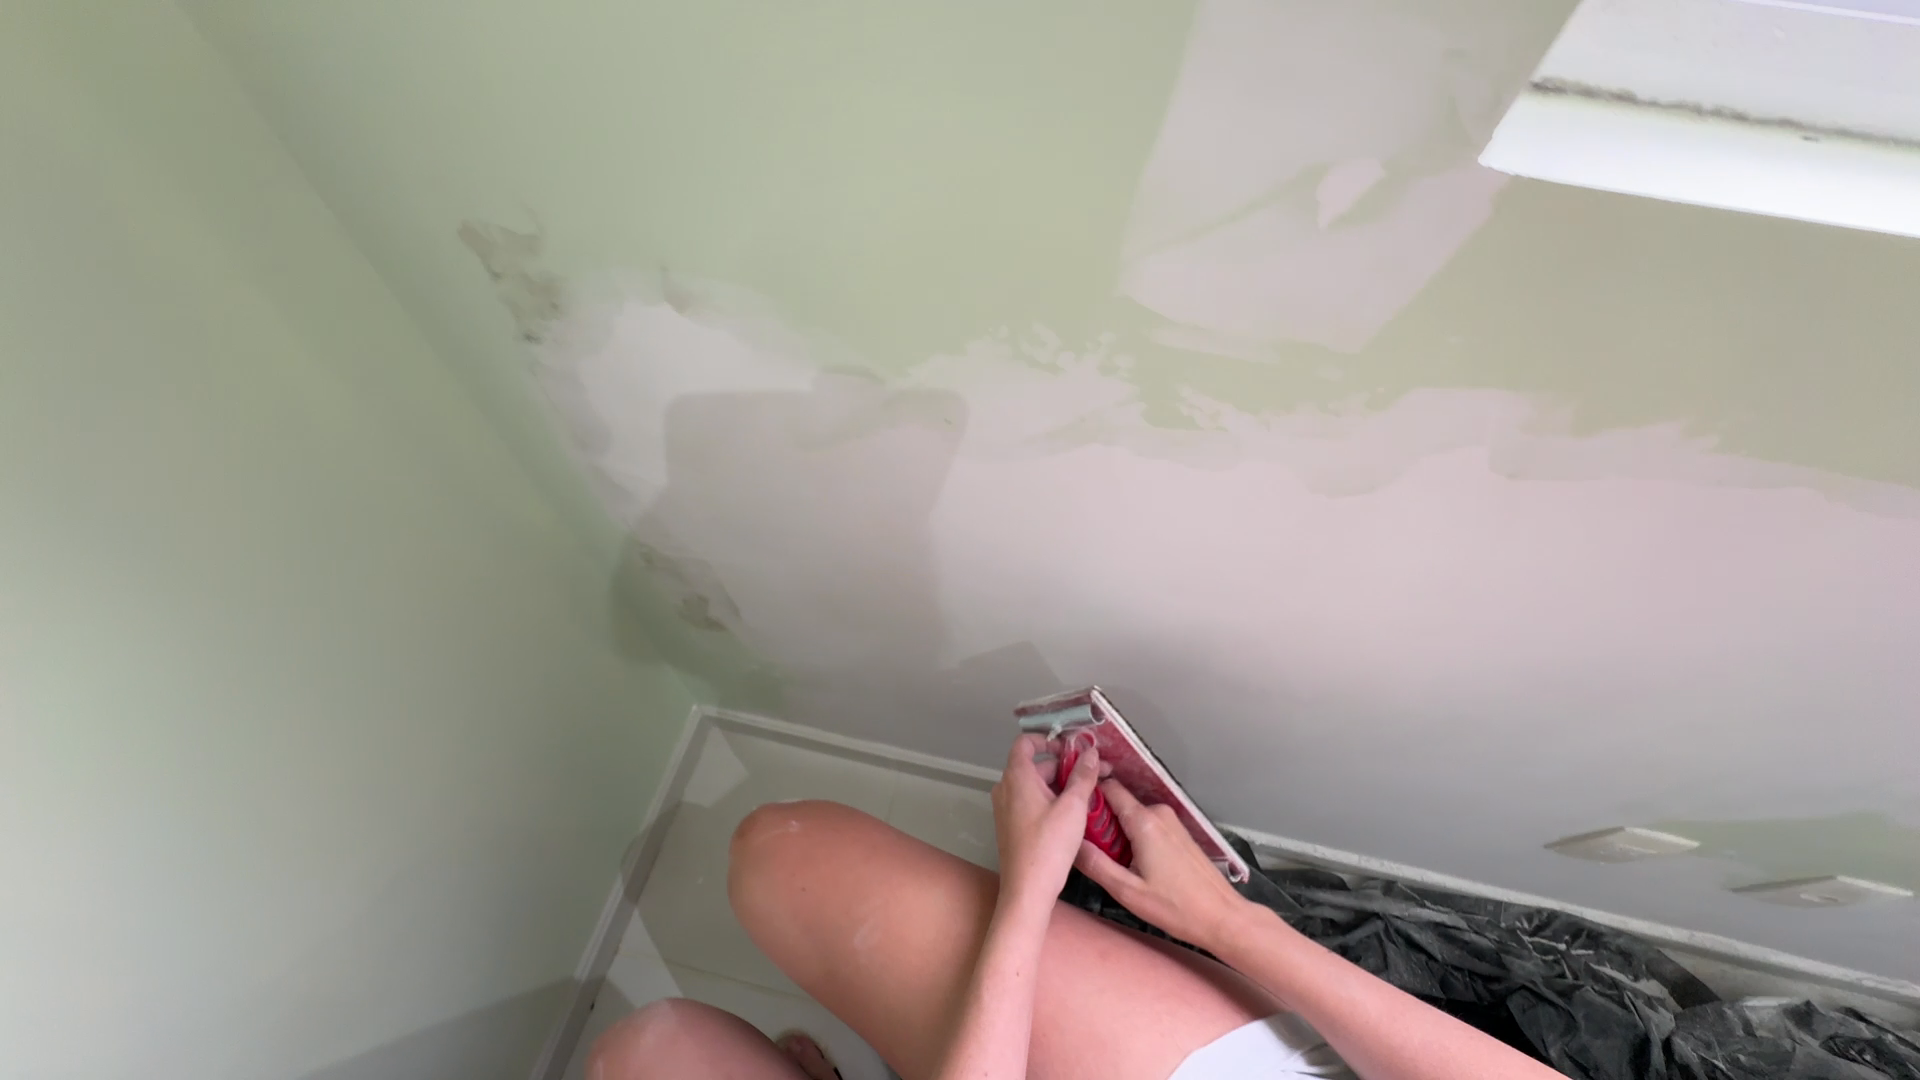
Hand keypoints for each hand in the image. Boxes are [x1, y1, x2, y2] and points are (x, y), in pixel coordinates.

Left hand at [990, 734, 1098, 912]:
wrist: (1027, 890)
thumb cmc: (1049, 845)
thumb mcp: (1072, 807)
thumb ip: (1082, 776)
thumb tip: (1091, 752)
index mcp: (1016, 776)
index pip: (1026, 742)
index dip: (1049, 740)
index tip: (1072, 749)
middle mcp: (1006, 787)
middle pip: (1035, 765)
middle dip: (1065, 767)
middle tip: (1095, 776)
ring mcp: (1006, 807)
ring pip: (1035, 785)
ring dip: (1061, 786)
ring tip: (1090, 796)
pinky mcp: (1010, 825)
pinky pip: (1031, 802)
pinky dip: (1050, 800)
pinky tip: (1073, 814)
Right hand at [1073, 779, 1251, 948]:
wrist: (1223, 917)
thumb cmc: (1175, 907)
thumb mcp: (1127, 891)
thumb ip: (1095, 864)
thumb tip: (1071, 844)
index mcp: (1144, 821)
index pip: (1108, 788)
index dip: (1089, 797)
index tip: (1074, 815)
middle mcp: (1158, 812)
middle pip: (1118, 805)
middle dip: (1102, 824)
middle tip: (1094, 853)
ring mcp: (1171, 821)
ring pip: (1132, 817)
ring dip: (1119, 834)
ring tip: (1116, 864)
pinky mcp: (1179, 832)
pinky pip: (1147, 825)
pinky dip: (1136, 839)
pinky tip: (1137, 866)